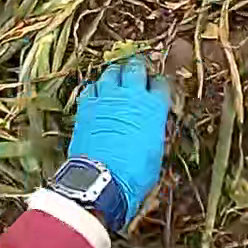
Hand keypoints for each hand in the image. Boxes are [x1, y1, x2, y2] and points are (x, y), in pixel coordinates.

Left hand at [67, 58, 169, 230]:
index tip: (156, 88)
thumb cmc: (135, 173)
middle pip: (136, 68)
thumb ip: (154, 129)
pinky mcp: (87, 105)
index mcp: (154, 107)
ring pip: (112, 71)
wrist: (102, 179)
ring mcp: (107, 97)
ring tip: (117, 79)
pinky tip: (98, 94)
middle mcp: (131, 96)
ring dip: (116, 73)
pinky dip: (96, 88)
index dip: (158, 84)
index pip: (160, 83)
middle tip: (137, 73)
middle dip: (138, 68)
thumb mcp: (155, 151)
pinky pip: (91, 87)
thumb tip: (151, 125)